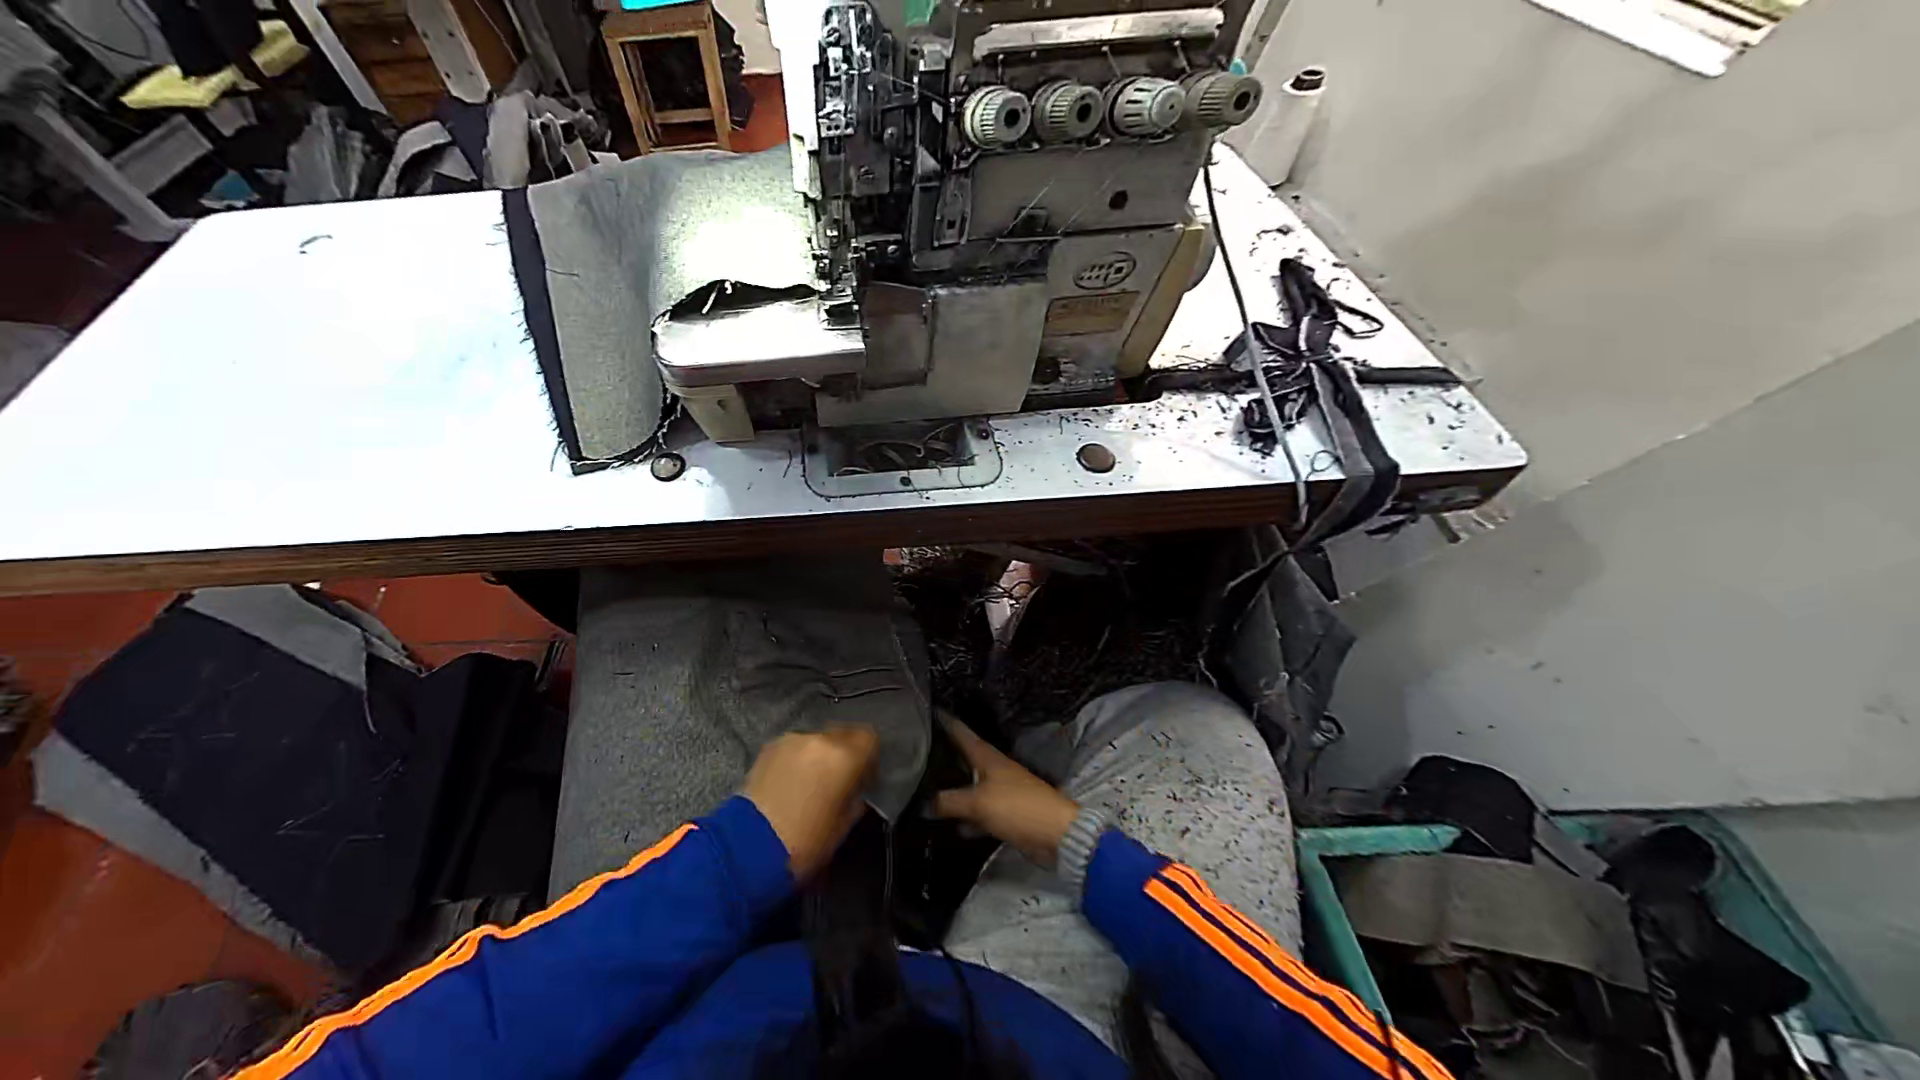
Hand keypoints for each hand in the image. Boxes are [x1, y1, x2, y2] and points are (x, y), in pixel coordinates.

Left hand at [741, 726, 878, 878]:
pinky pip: (794, 747)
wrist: (748, 846)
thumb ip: (854, 797)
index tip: (864, 777)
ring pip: (817, 740)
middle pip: (843, 734)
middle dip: (844, 753)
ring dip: (818, 756)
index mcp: (845, 757)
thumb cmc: (805, 842)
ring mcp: (792, 740)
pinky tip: (789, 782)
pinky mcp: (769, 747)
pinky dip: (797, 759)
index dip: (869, 756)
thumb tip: (854, 789)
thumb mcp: (843, 825)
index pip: (869, 738)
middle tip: (837, 780)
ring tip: (808, 783)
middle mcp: (820, 739)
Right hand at [930, 718, 1079, 867]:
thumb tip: (922, 804)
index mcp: (988, 757)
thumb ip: (949, 802)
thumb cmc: (1016, 806)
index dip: (946, 721)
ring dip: (952, 789)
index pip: (962, 733)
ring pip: (969, 787)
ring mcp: (1000, 792)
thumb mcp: (978, 802)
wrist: (1055, 834)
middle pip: (964, 758)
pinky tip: (949, 825)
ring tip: (925, 791)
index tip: (928, 711)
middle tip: (917, 754)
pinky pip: (978, 812)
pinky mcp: (1005, 814)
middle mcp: (993, 770)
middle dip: (943, 756)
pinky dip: (965, 816)